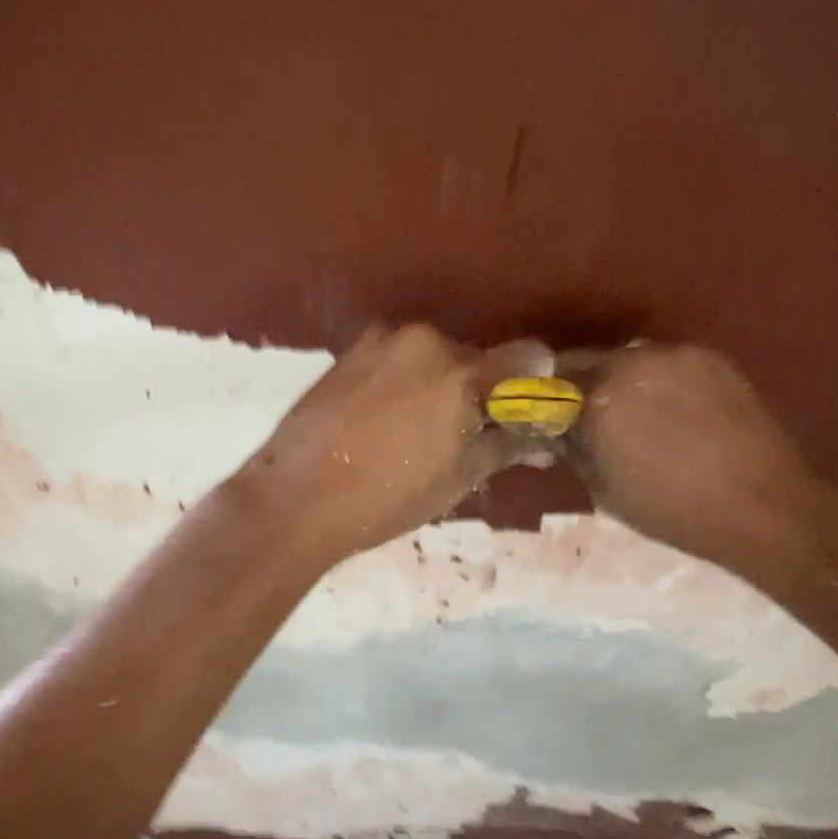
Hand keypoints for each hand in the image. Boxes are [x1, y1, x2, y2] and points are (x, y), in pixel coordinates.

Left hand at [238, 324, 555, 565]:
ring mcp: (384, 340)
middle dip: (480, 389)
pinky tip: (382, 418)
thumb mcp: (457, 479)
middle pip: (476, 357)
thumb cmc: (386, 497)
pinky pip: (396, 357)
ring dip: (438, 383)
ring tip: (415, 429)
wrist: (295, 496)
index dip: (536, 383)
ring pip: (433, 357)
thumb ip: (506, 447)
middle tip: (465, 433)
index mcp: (462, 373)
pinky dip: (403, 379)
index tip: (527, 410)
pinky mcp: (351, 349)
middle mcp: (427, 341)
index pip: (527, 357)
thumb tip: (542, 439)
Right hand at [562, 344, 834, 575]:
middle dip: (581, 387)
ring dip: (620, 381)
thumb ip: (572, 450)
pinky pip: (665, 362)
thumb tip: (552, 432)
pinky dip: (658, 380)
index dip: (544, 402)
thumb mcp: (604, 489)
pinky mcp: (707, 355)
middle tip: (590, 417)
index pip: (547, 384)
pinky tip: (675, 410)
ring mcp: (672, 354)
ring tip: (637, 414)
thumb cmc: (673, 511)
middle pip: (586, 363)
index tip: (549, 419)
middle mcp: (629, 363)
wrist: (763, 505)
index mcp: (596, 400)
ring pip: (626, 359)